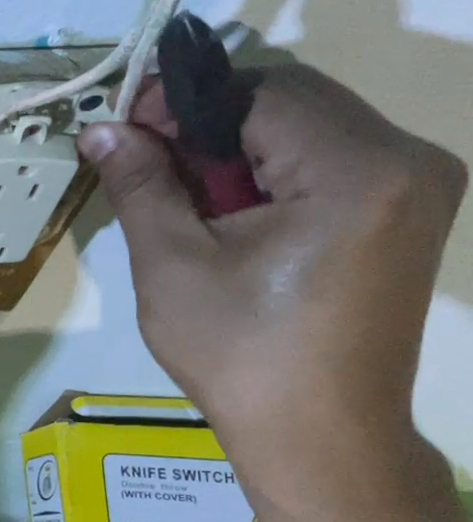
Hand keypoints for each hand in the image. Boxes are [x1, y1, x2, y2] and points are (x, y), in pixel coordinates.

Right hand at [79, 64, 466, 483]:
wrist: (316, 429)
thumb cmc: (237, 349)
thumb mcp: (171, 262)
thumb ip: (141, 184)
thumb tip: (102, 127)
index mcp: (358, 171)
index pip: (265, 92)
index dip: (184, 99)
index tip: (122, 125)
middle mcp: (409, 162)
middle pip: (294, 102)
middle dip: (207, 122)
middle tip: (140, 159)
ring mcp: (419, 187)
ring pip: (309, 128)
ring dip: (234, 148)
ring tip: (177, 195)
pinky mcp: (406, 213)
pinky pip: (329, 161)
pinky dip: (267, 172)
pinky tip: (225, 213)